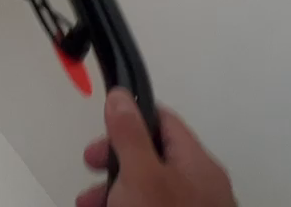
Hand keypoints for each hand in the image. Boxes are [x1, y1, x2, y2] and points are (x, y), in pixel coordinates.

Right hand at [77, 89, 234, 206]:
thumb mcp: (139, 174)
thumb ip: (128, 132)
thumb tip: (121, 95)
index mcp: (198, 164)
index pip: (163, 119)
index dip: (129, 117)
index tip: (102, 129)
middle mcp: (202, 187)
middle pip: (151, 154)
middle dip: (114, 159)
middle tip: (90, 167)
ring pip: (147, 187)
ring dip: (114, 189)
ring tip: (87, 203)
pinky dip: (126, 206)